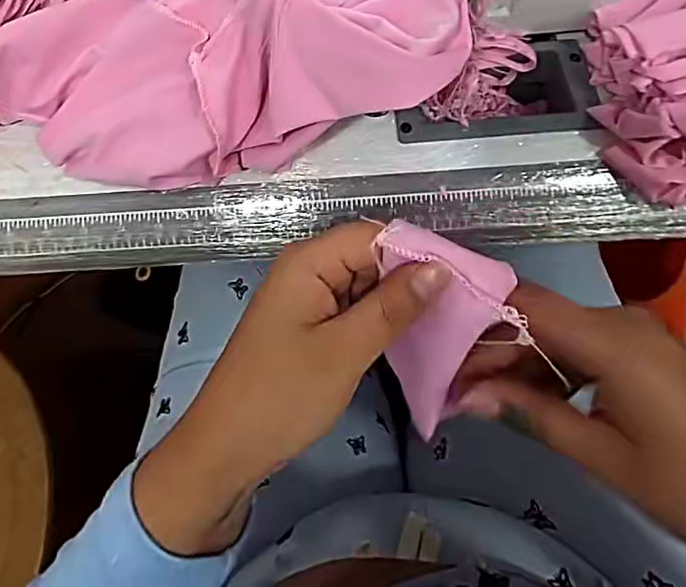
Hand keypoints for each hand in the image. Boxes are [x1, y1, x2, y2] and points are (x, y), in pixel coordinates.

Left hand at [133, 221, 450, 555]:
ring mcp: (308, 294)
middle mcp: (308, 267)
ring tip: (446, 318)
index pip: (372, 235)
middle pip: (370, 254)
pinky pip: (354, 304)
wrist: (225, 450)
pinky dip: (381, 316)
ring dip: (399, 298)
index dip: (415, 250)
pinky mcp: (311, 320)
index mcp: (308, 260)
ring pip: (366, 281)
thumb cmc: (281, 396)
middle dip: (411, 275)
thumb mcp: (344, 351)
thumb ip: (392, 307)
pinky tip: (410, 333)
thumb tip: (439, 268)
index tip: (460, 278)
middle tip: (460, 303)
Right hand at [455, 283, 685, 586]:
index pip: (525, 300)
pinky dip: (558, 366)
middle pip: (540, 317)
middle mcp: (621, 319)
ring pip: (562, 331)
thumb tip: (469, 396)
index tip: (438, 329)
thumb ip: (533, 414)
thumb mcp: (605, 457)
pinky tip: (538, 395)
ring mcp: (640, 332)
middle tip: (456, 383)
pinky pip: (590, 344)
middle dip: (495, 347)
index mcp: (610, 337)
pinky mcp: (651, 350)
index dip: (478, 306)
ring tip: (487, 395)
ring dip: (525, 359)